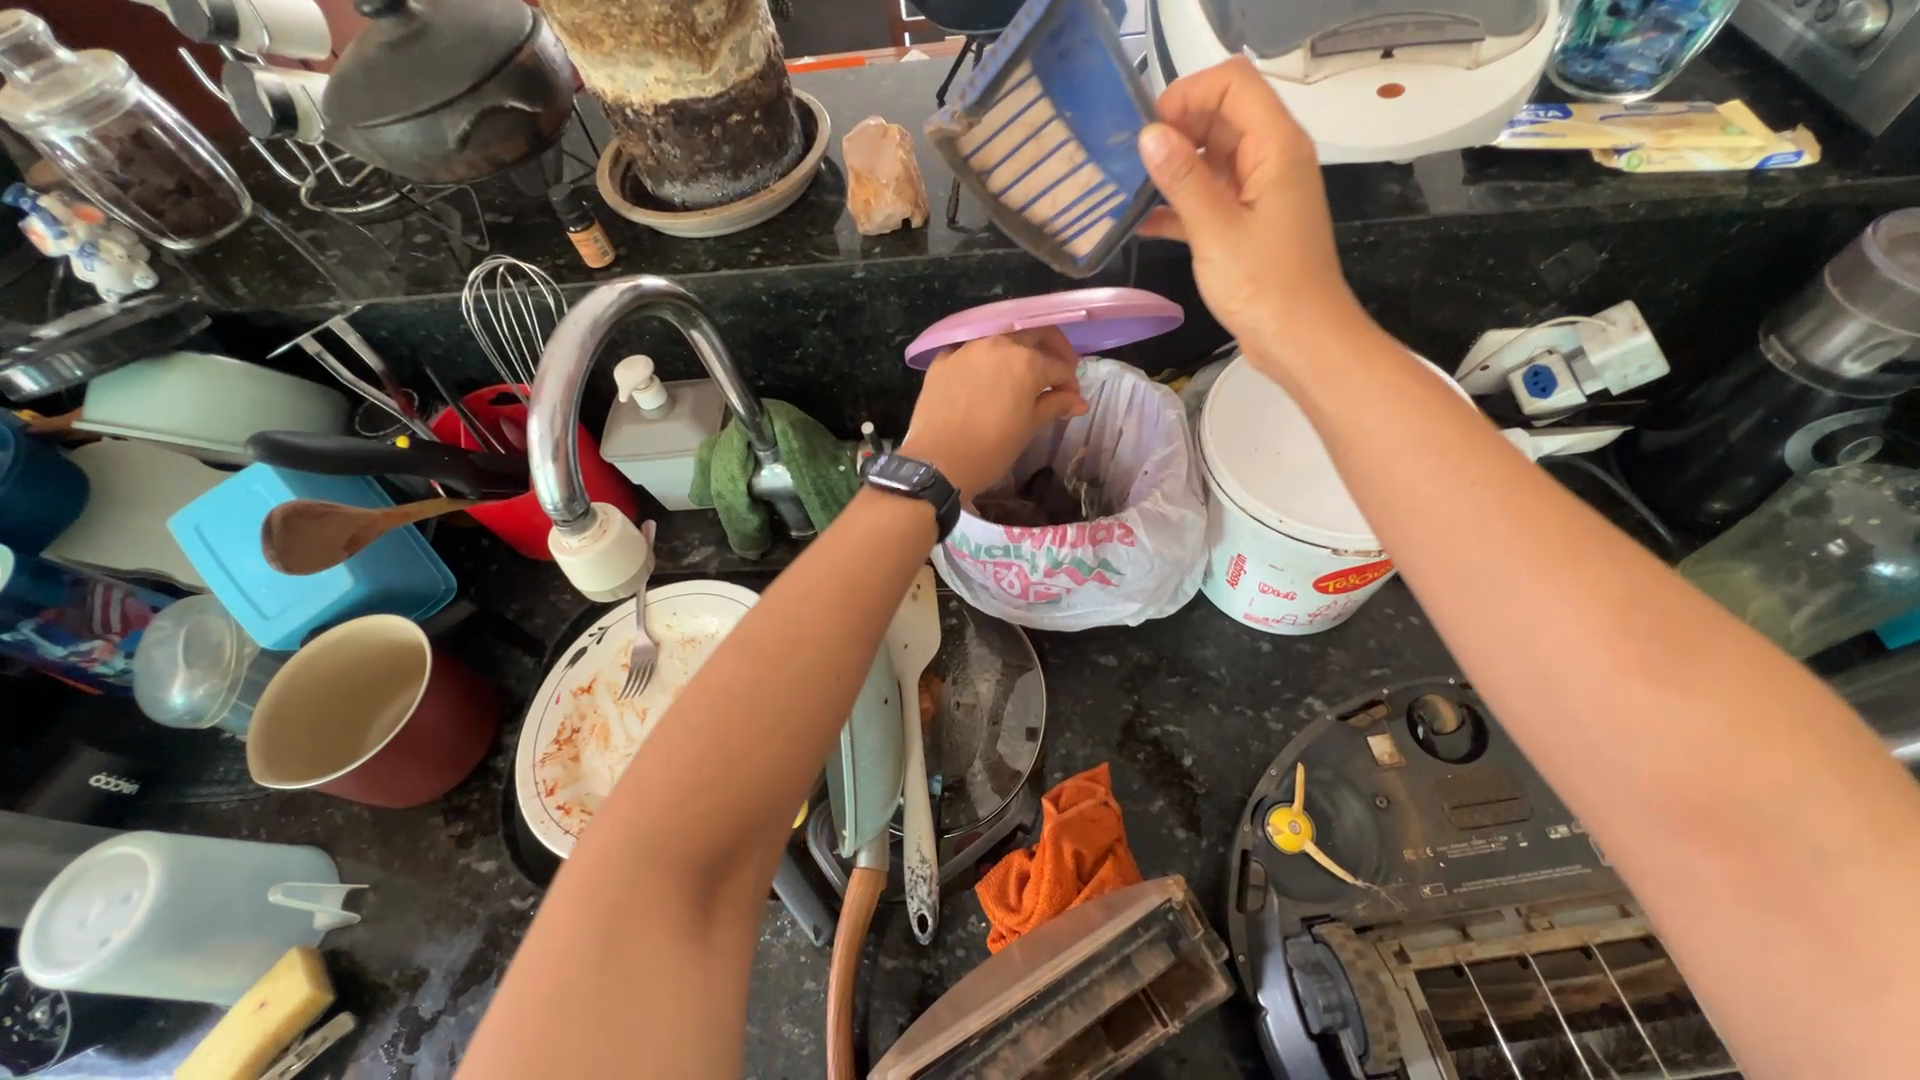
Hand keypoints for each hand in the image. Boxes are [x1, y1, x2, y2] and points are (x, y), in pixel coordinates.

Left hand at [899, 328, 1088, 499]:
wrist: (936, 463)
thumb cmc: (990, 450)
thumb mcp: (1029, 428)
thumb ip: (1054, 406)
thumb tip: (1079, 401)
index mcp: (1026, 361)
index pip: (1059, 365)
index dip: (1070, 383)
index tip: (1071, 400)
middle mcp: (997, 345)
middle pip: (1034, 336)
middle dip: (1052, 351)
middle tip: (1057, 374)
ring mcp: (967, 349)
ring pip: (1000, 341)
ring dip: (1016, 354)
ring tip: (1020, 378)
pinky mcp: (943, 360)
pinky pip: (971, 354)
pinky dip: (985, 363)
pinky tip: (985, 381)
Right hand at [1137, 57, 1374, 376]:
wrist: (1302, 340)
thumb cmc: (1266, 286)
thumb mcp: (1216, 230)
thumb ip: (1182, 179)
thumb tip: (1148, 136)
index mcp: (1275, 146)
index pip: (1231, 84)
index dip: (1186, 94)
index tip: (1148, 131)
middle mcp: (1271, 158)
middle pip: (1219, 116)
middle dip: (1174, 130)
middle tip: (1129, 161)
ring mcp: (1260, 191)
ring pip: (1210, 158)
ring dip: (1172, 169)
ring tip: (1127, 188)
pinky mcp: (1248, 223)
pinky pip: (1209, 197)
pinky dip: (1179, 204)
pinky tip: (1141, 222)